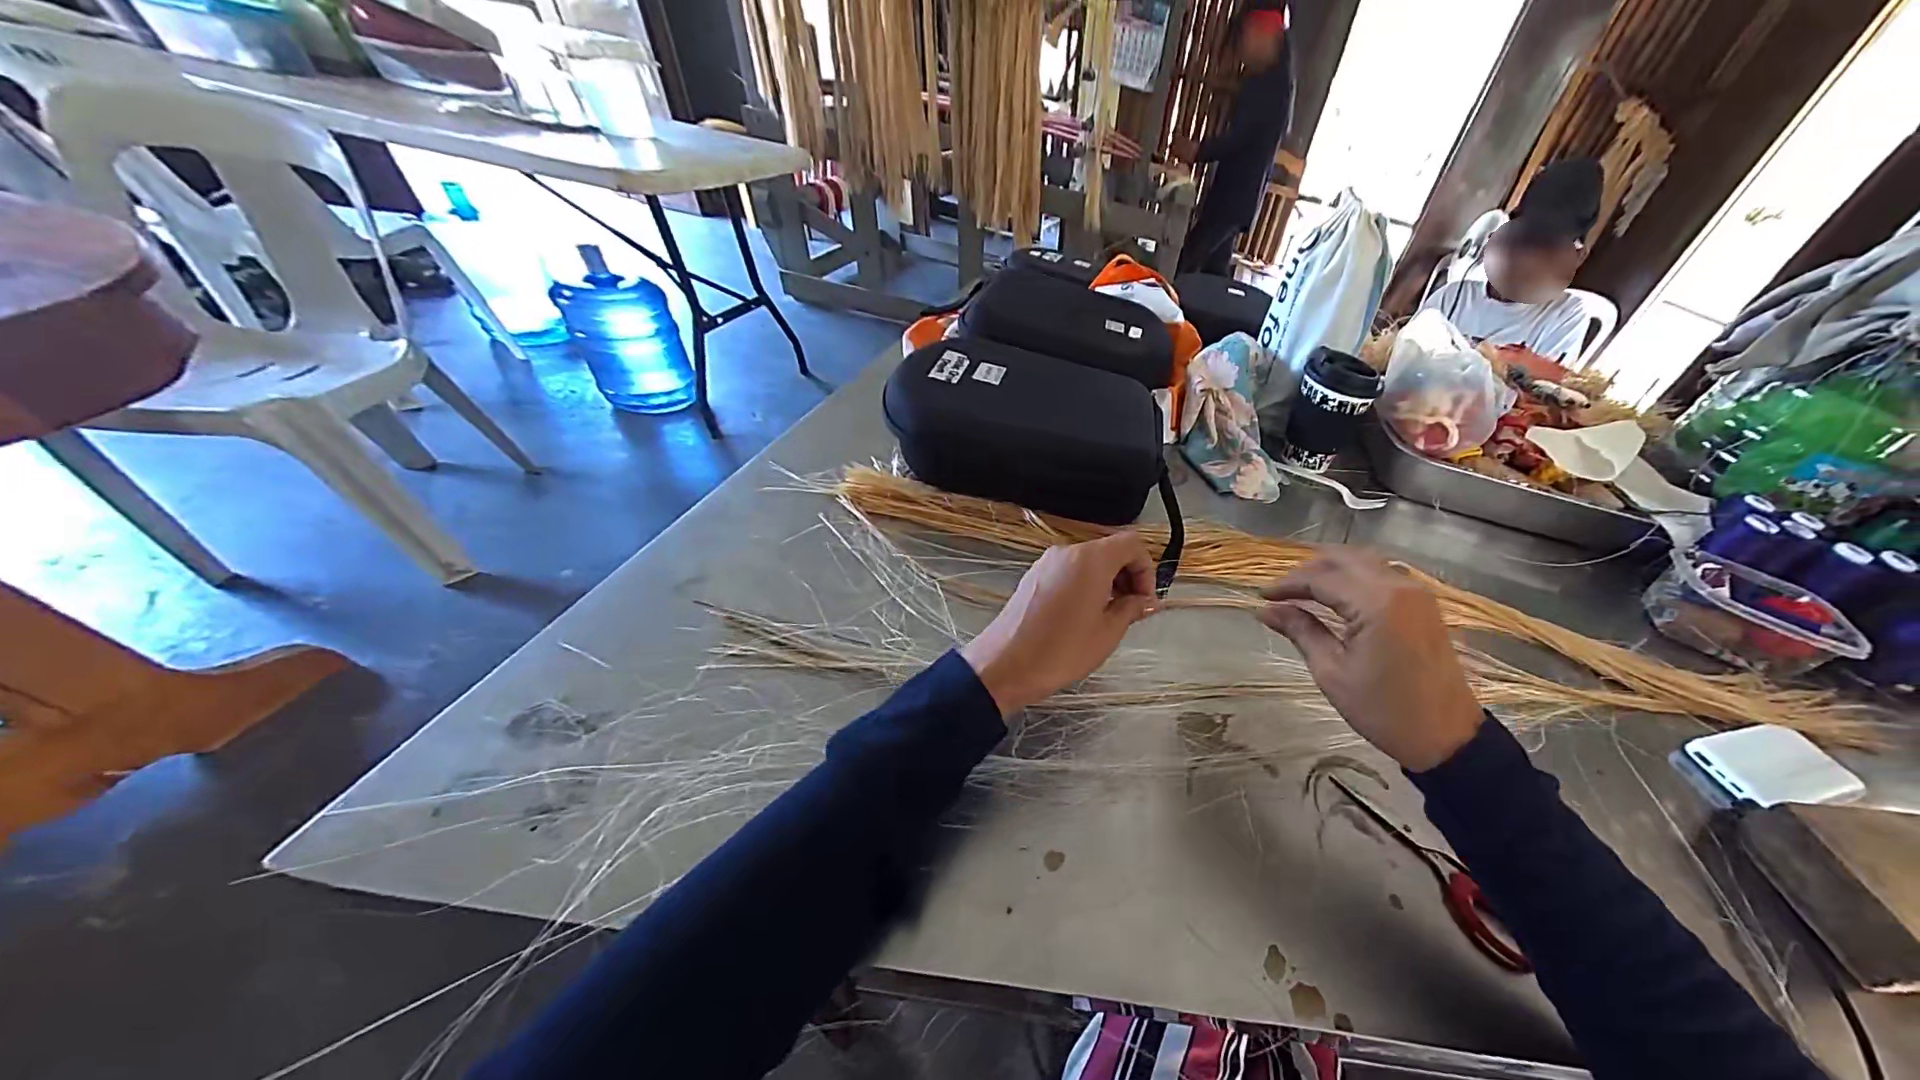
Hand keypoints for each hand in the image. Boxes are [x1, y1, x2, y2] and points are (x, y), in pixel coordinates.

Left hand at [961, 533, 1159, 715]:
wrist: (1005, 665)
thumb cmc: (1060, 651)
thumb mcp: (1107, 632)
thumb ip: (1132, 608)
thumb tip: (1146, 600)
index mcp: (1090, 559)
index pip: (1131, 543)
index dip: (1147, 569)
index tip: (1146, 600)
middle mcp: (1067, 553)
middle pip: (1109, 550)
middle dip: (1127, 576)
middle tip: (1132, 611)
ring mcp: (1046, 563)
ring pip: (1088, 562)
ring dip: (1106, 582)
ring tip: (1109, 617)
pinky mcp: (1033, 578)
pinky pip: (1068, 572)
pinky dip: (1084, 586)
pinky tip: (1083, 617)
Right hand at [1258, 551, 1483, 771]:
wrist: (1447, 737)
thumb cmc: (1383, 709)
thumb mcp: (1331, 671)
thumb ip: (1300, 631)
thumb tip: (1265, 611)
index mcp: (1376, 604)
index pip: (1322, 579)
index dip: (1288, 584)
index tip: (1262, 597)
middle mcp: (1399, 588)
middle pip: (1345, 559)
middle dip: (1308, 570)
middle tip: (1281, 591)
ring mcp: (1416, 594)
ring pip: (1365, 562)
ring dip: (1332, 570)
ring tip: (1303, 591)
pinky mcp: (1423, 605)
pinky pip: (1382, 575)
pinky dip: (1354, 577)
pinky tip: (1335, 596)